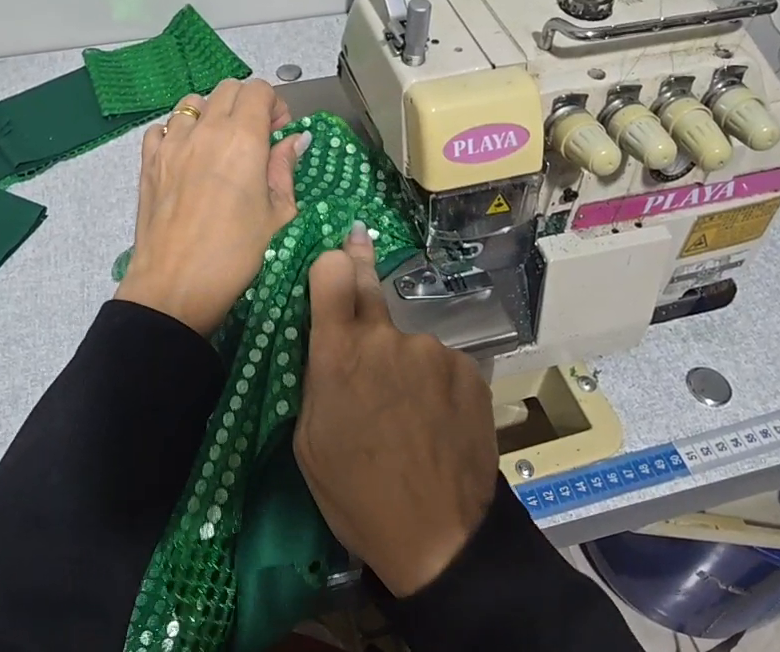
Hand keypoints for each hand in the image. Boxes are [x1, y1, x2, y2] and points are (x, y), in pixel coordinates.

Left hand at [116, 77, 305, 334]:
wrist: (176, 286)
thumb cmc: (236, 254)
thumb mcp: (278, 214)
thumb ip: (285, 169)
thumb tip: (294, 140)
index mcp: (243, 138)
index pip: (258, 89)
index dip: (274, 105)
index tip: (279, 133)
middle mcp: (205, 130)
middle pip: (227, 88)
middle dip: (246, 104)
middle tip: (256, 138)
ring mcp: (171, 143)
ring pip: (192, 103)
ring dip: (211, 114)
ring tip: (219, 146)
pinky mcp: (148, 161)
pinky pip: (161, 128)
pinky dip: (177, 132)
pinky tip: (187, 158)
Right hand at [294, 225, 497, 597]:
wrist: (440, 538)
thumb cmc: (356, 496)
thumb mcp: (309, 441)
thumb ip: (319, 377)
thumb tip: (330, 343)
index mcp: (339, 354)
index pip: (332, 273)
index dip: (333, 260)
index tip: (339, 249)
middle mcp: (387, 338)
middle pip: (371, 291)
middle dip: (361, 271)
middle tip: (360, 241)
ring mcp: (434, 351)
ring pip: (408, 344)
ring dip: (402, 363)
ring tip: (407, 414)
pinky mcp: (469, 369)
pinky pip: (441, 366)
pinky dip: (435, 384)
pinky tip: (437, 422)